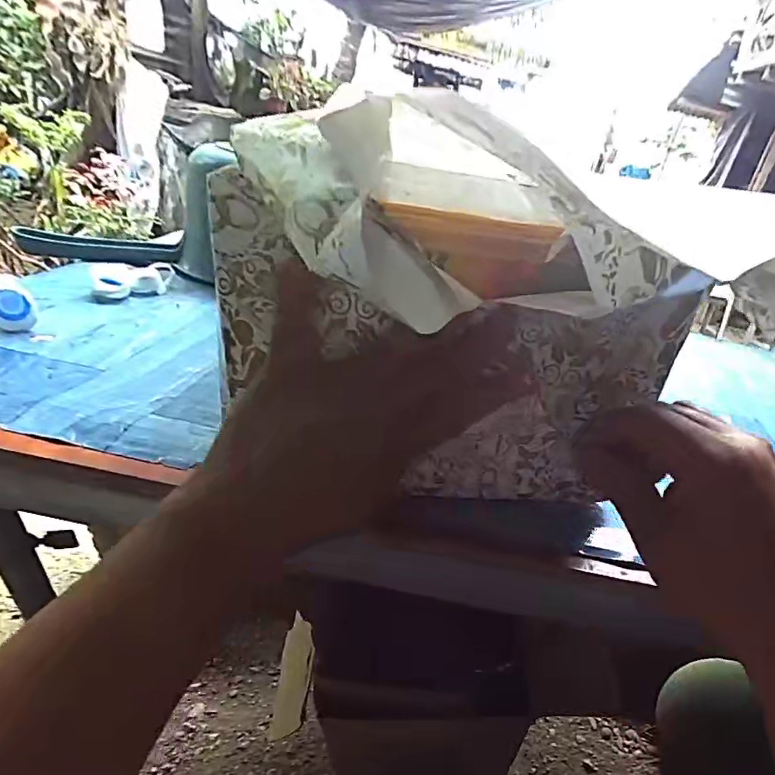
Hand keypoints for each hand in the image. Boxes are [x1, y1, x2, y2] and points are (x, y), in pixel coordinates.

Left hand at [170, 264, 531, 562]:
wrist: (249, 513)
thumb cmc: (313, 515)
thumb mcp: (374, 497)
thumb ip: (401, 461)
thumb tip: (422, 434)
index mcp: (399, 441)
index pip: (458, 410)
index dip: (493, 391)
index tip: (525, 373)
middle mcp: (378, 404)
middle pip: (437, 369)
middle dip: (477, 343)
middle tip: (508, 315)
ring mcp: (335, 380)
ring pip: (393, 346)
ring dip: (430, 325)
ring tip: (460, 298)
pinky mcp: (290, 368)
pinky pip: (295, 323)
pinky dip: (296, 292)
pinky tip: (299, 259)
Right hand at [575, 403, 774, 644]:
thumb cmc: (710, 583)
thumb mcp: (654, 535)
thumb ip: (620, 484)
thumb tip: (586, 453)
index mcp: (710, 459)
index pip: (645, 419)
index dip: (605, 428)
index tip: (579, 448)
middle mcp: (737, 440)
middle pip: (667, 412)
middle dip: (626, 430)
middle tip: (596, 458)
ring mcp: (753, 447)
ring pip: (688, 419)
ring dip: (651, 436)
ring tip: (624, 468)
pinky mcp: (759, 459)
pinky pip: (708, 434)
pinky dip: (677, 444)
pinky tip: (660, 475)